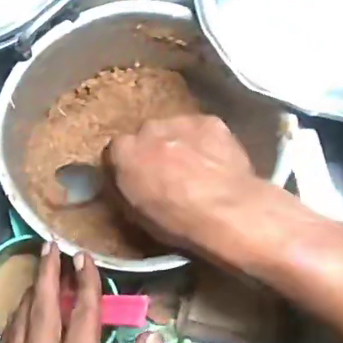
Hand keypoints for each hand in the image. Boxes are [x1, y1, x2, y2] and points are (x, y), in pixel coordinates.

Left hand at [0, 245, 159, 342]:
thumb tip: (149, 338)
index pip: (81, 318)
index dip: (86, 284)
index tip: (86, 257)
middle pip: (41, 312)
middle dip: (47, 274)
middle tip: (50, 246)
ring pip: (16, 328)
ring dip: (27, 296)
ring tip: (35, 274)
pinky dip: (10, 328)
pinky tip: (14, 324)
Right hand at [108, 115, 295, 257]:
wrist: (227, 212)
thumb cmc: (176, 222)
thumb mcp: (135, 213)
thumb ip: (125, 186)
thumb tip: (126, 178)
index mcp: (122, 151)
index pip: (116, 151)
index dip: (128, 165)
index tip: (138, 178)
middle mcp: (147, 129)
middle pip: (146, 136)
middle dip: (154, 151)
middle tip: (170, 175)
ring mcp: (180, 122)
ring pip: (175, 130)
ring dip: (180, 144)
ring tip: (198, 169)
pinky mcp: (211, 121)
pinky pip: (203, 130)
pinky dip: (207, 142)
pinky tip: (217, 162)